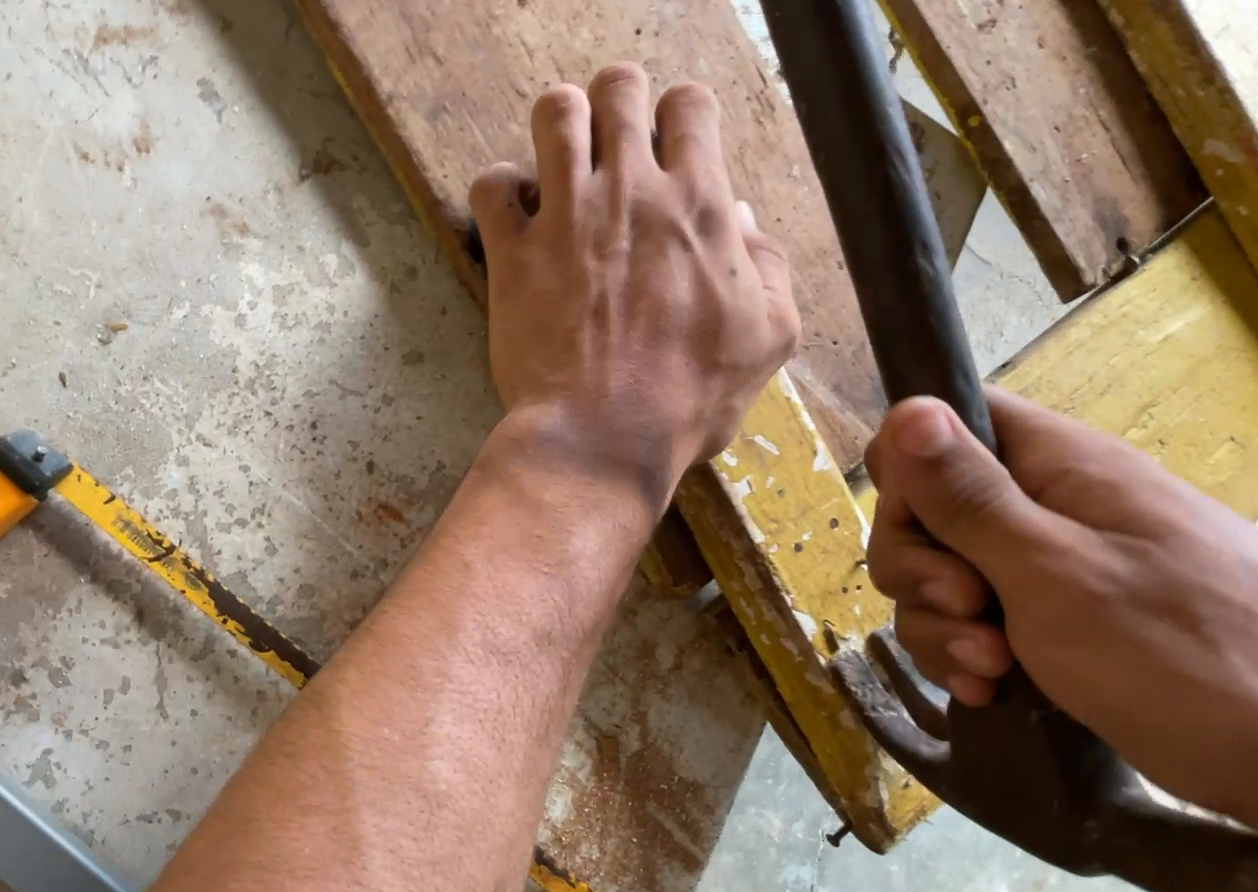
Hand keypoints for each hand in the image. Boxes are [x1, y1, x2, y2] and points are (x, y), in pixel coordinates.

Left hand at [468, 64, 800, 509]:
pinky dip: (499, 189)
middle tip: (610, 146)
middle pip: (619, 87)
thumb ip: (766, 269)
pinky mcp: (513, 254)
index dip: (679, 118)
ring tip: (559, 165)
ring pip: (554, 113)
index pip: (691, 106)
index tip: (668, 151)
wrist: (603, 438)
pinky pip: (491, 186)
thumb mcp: (766, 339)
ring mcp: (566, 219)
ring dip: (558, 127)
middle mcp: (630, 194)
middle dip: (615, 102)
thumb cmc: (687, 401)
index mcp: (698, 206)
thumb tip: (742, 220)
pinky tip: (514, 215)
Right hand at [864, 388, 1257, 821]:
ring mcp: (1044, 566)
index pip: (944, 427)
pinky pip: (964, 622)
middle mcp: (1044, 505)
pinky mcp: (1042, 620)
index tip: (921, 528)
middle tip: (965, 607)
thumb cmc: (1179, 650)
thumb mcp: (1051, 568)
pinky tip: (987, 685)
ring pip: (937, 576)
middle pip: (924, 512)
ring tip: (988, 666)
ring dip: (938, 624)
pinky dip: (961, 654)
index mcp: (1056, 465)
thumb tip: (907, 410)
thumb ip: (969, 495)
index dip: (910, 472)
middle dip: (919, 568)